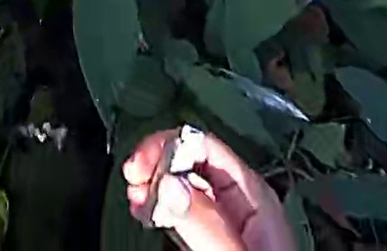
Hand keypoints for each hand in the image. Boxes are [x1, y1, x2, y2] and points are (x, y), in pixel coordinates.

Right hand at [124, 129, 294, 250]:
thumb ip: (205, 226)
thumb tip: (167, 183)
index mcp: (254, 197)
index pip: (204, 145)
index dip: (166, 147)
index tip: (139, 168)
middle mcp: (241, 201)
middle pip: (190, 159)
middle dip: (156, 165)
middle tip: (132, 183)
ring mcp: (228, 222)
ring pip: (183, 182)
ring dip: (154, 184)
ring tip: (135, 200)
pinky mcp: (215, 240)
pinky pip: (183, 209)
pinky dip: (160, 205)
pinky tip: (147, 214)